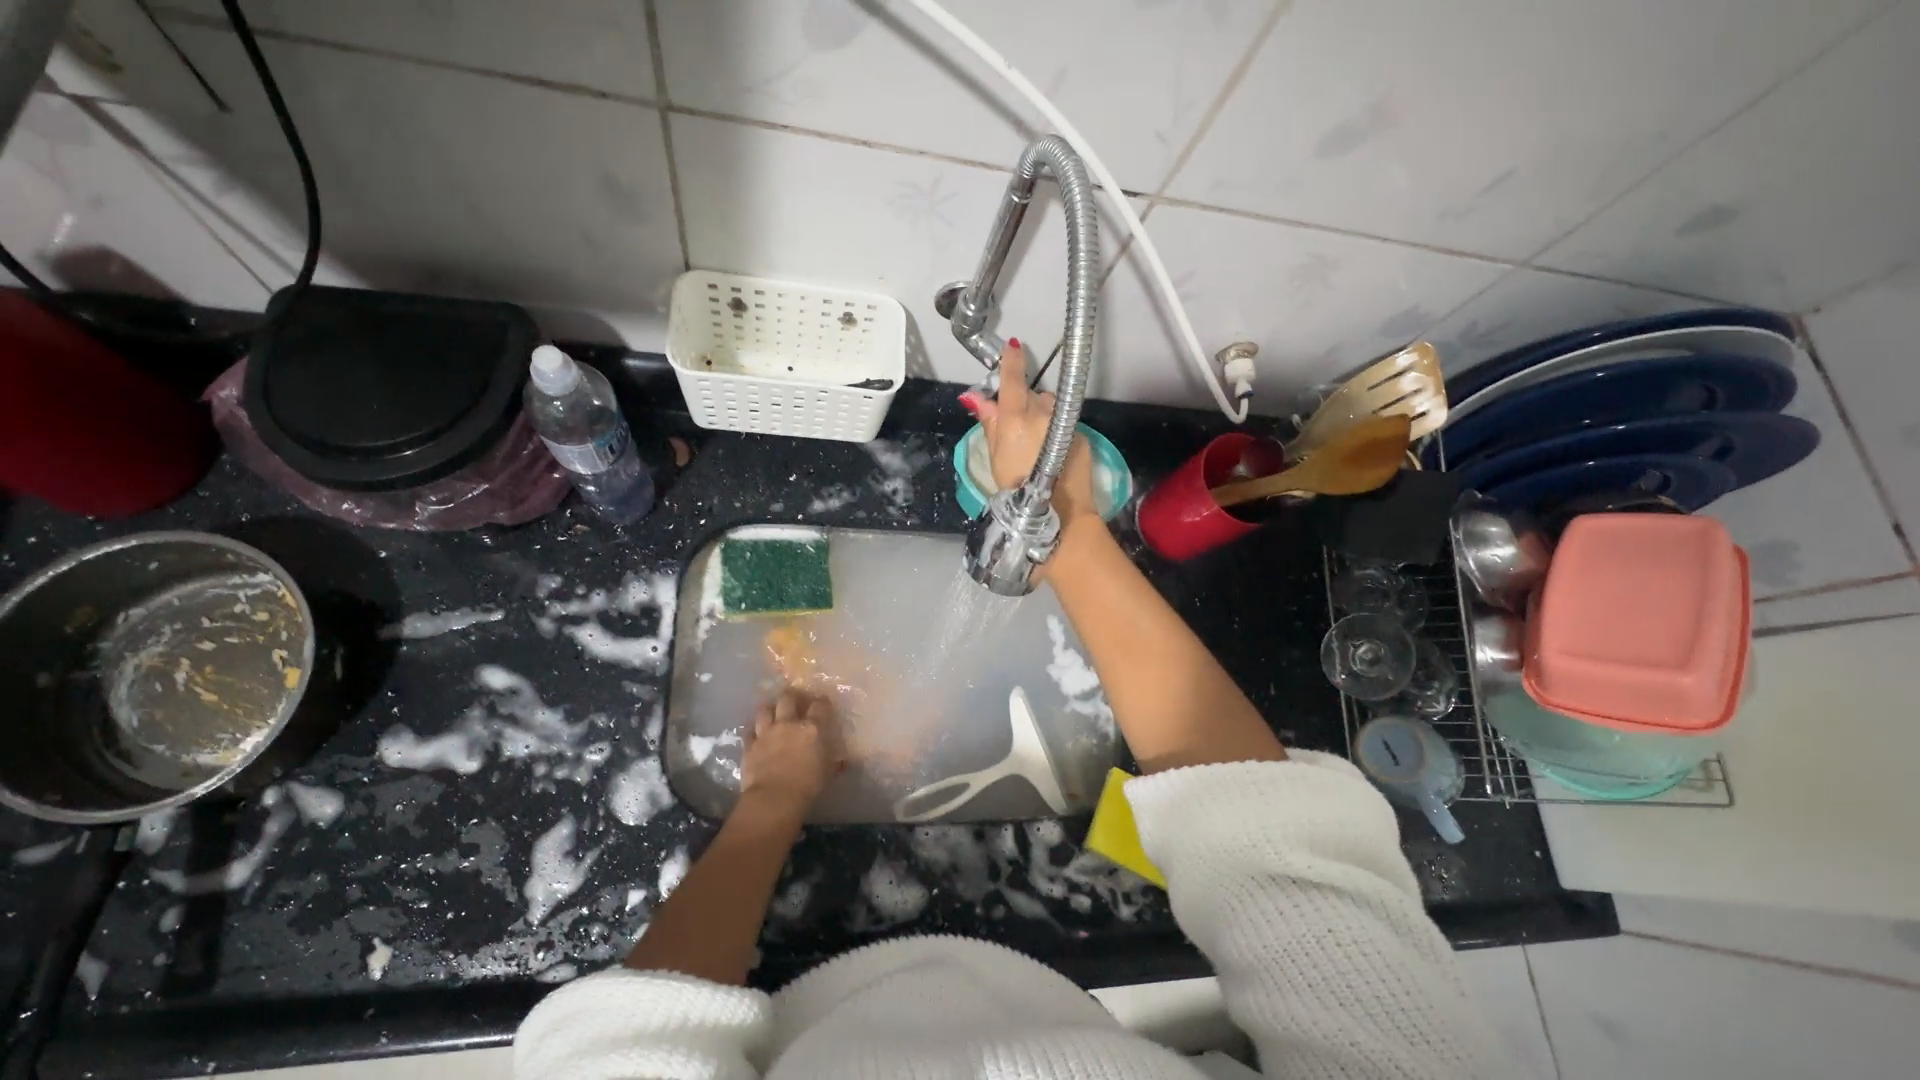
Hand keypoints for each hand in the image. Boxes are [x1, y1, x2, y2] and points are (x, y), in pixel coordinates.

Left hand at [740, 688, 843, 815]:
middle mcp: (788, 724)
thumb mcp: (827, 773)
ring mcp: (766, 732)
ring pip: (765, 710)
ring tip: (772, 713)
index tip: (823, 703)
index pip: (820, 706)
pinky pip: (750, 731)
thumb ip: (834, 763)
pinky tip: (756, 734)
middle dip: (792, 697)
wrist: (774, 797)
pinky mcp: (750, 745)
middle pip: (788, 699)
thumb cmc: (807, 785)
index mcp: (811, 729)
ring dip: (769, 709)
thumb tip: (843, 761)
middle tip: (795, 701)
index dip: (822, 702)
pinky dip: (754, 731)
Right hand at [965, 339, 1095, 523]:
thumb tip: (976, 398)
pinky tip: (1053, 453)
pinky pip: (1065, 423)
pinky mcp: (1081, 434)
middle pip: (1033, 396)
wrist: (1059, 513)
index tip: (1012, 346)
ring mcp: (1065, 422)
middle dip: (1025, 404)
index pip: (1013, 379)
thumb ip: (989, 423)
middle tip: (1017, 430)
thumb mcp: (995, 457)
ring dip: (1044, 416)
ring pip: (1051, 408)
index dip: (1011, 361)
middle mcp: (1043, 413)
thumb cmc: (1018, 490)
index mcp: (1016, 417)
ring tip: (1038, 444)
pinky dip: (1057, 430)